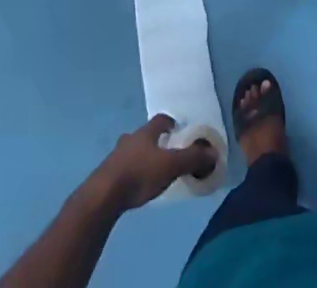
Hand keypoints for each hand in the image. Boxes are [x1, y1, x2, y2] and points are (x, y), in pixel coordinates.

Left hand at [87, 114, 217, 211]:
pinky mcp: (105, 175)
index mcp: (145, 133)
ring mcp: (115, 157)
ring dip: (142, 157)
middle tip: (166, 152)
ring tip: (152, 171)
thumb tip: (214, 153)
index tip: (178, 131)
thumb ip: (193, 159)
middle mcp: (129, 140)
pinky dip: (131, 172)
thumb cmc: (139, 174)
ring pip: (132, 151)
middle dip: (155, 141)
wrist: (102, 197)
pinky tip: (136, 185)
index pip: (160, 120)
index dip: (170, 123)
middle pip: (144, 135)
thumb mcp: (171, 166)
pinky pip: (123, 168)